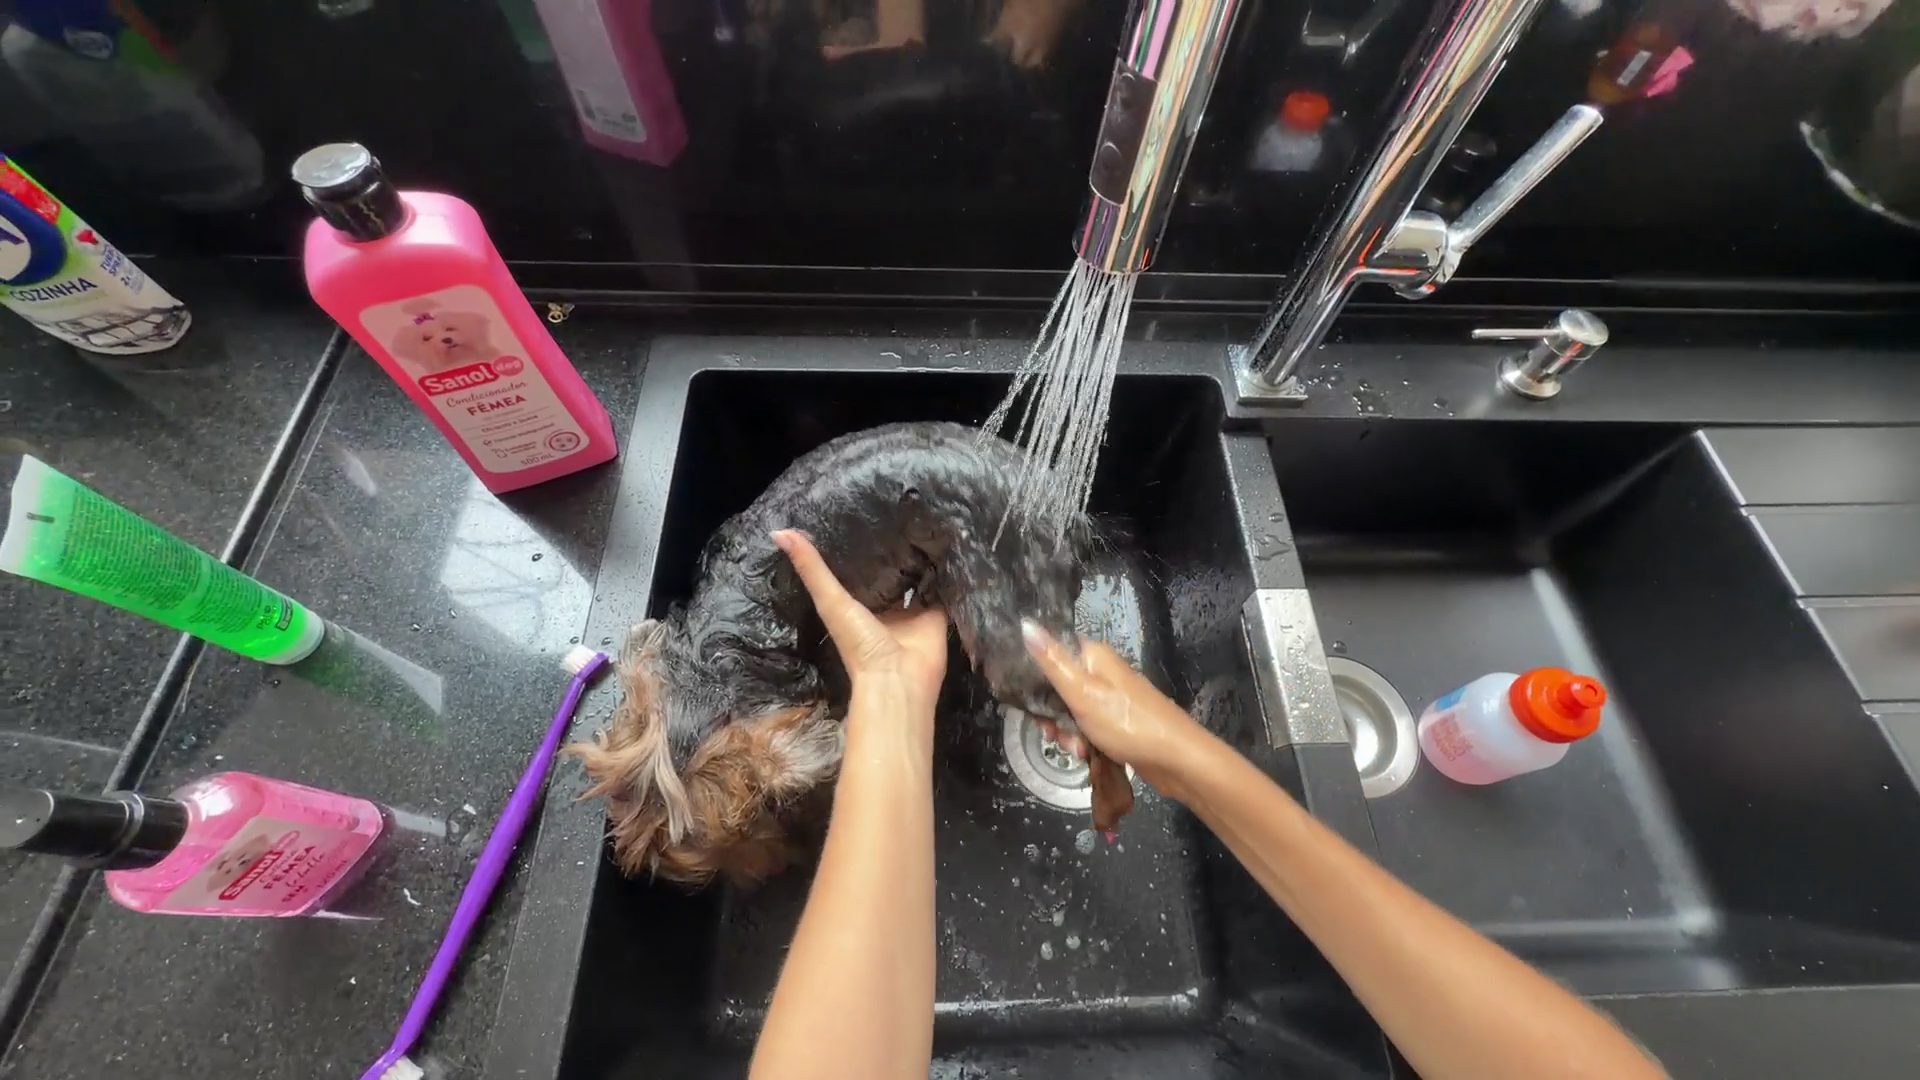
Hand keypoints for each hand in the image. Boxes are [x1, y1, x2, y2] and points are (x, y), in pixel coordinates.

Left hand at [772, 530, 948, 730]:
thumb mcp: (830, 602)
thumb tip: (778, 532)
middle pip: (888, 576)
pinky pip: (941, 589)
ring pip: (916, 580)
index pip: (856, 573)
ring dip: (918, 559)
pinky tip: (944, 545)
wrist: (898, 679)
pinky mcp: (937, 614)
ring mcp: (912, 612)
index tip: (858, 517)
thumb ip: (812, 569)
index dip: (856, 550)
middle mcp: (884, 609)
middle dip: (891, 553)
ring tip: (921, 523)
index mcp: (856, 608)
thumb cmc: (859, 644)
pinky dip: (944, 573)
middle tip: (895, 514)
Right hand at [1022, 621, 1213, 800]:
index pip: (1051, 652)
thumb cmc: (1127, 722)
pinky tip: (1086, 754)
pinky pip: (1088, 726)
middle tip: (1054, 732)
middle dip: (1052, 713)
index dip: (1034, 676)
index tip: (1026, 700)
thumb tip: (1025, 622)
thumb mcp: (1082, 691)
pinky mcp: (1117, 721)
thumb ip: (1051, 660)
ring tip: (1077, 749)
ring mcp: (1110, 697)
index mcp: (1093, 656)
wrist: (1176, 759)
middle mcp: (1101, 672)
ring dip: (1067, 731)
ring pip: (1071, 711)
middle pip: (1058, 686)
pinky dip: (1084, 740)